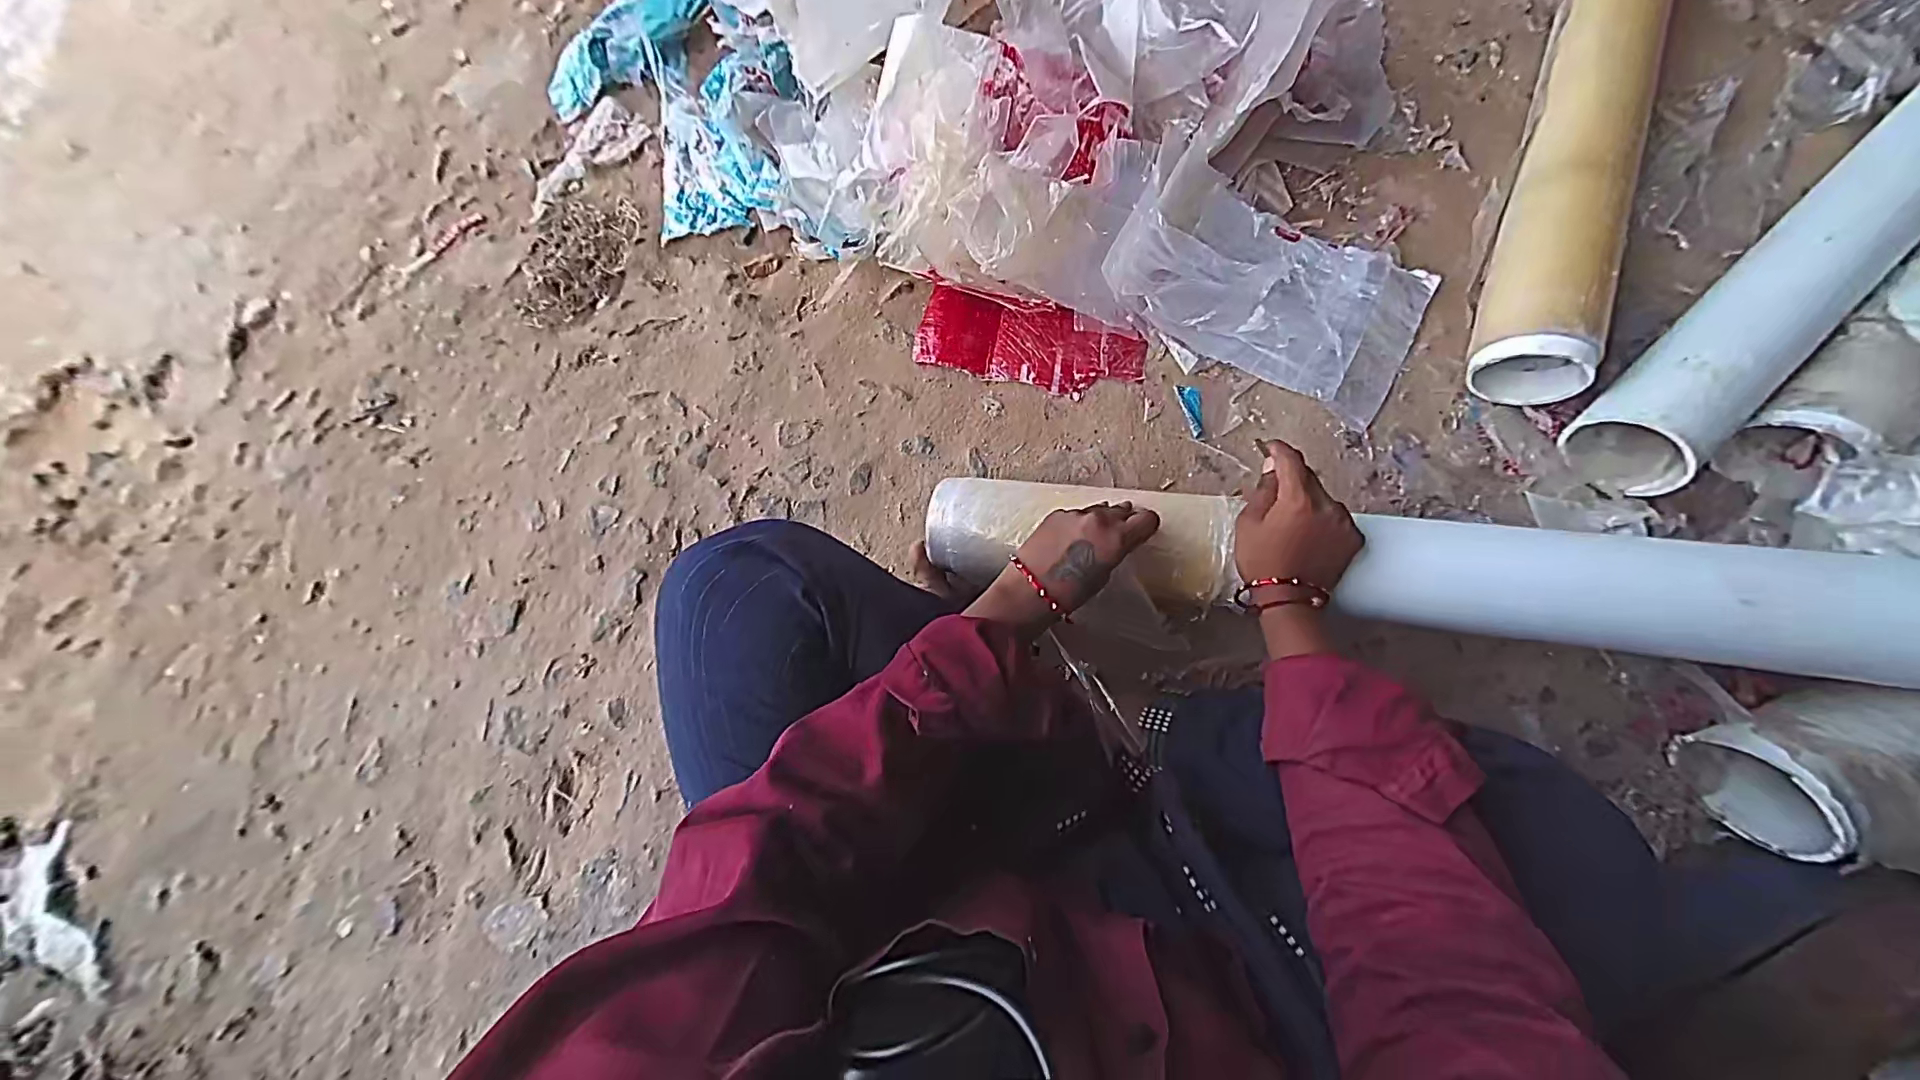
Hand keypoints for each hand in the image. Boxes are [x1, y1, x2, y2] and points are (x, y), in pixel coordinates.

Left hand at [965, 503, 1160, 640]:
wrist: (1030, 589)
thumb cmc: (1068, 592)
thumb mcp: (1104, 575)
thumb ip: (1116, 551)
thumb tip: (1118, 542)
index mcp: (1117, 537)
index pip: (1146, 519)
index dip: (1146, 526)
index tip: (1144, 530)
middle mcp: (1098, 520)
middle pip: (1123, 510)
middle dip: (1124, 521)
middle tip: (1119, 535)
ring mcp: (1076, 514)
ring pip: (1099, 510)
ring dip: (1100, 520)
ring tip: (1093, 538)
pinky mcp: (1057, 514)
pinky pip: (1076, 514)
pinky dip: (1078, 523)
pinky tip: (1070, 539)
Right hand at [1235, 440, 1363, 658]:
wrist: (1289, 599)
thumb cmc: (1262, 561)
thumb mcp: (1248, 524)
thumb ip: (1263, 491)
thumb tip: (1272, 469)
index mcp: (1298, 499)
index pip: (1291, 460)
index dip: (1278, 449)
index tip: (1270, 447)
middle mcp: (1327, 505)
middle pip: (1309, 479)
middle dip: (1292, 479)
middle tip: (1274, 491)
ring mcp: (1344, 522)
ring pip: (1323, 499)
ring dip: (1308, 501)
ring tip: (1291, 521)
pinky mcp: (1354, 538)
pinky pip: (1335, 518)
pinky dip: (1322, 519)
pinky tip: (1307, 534)